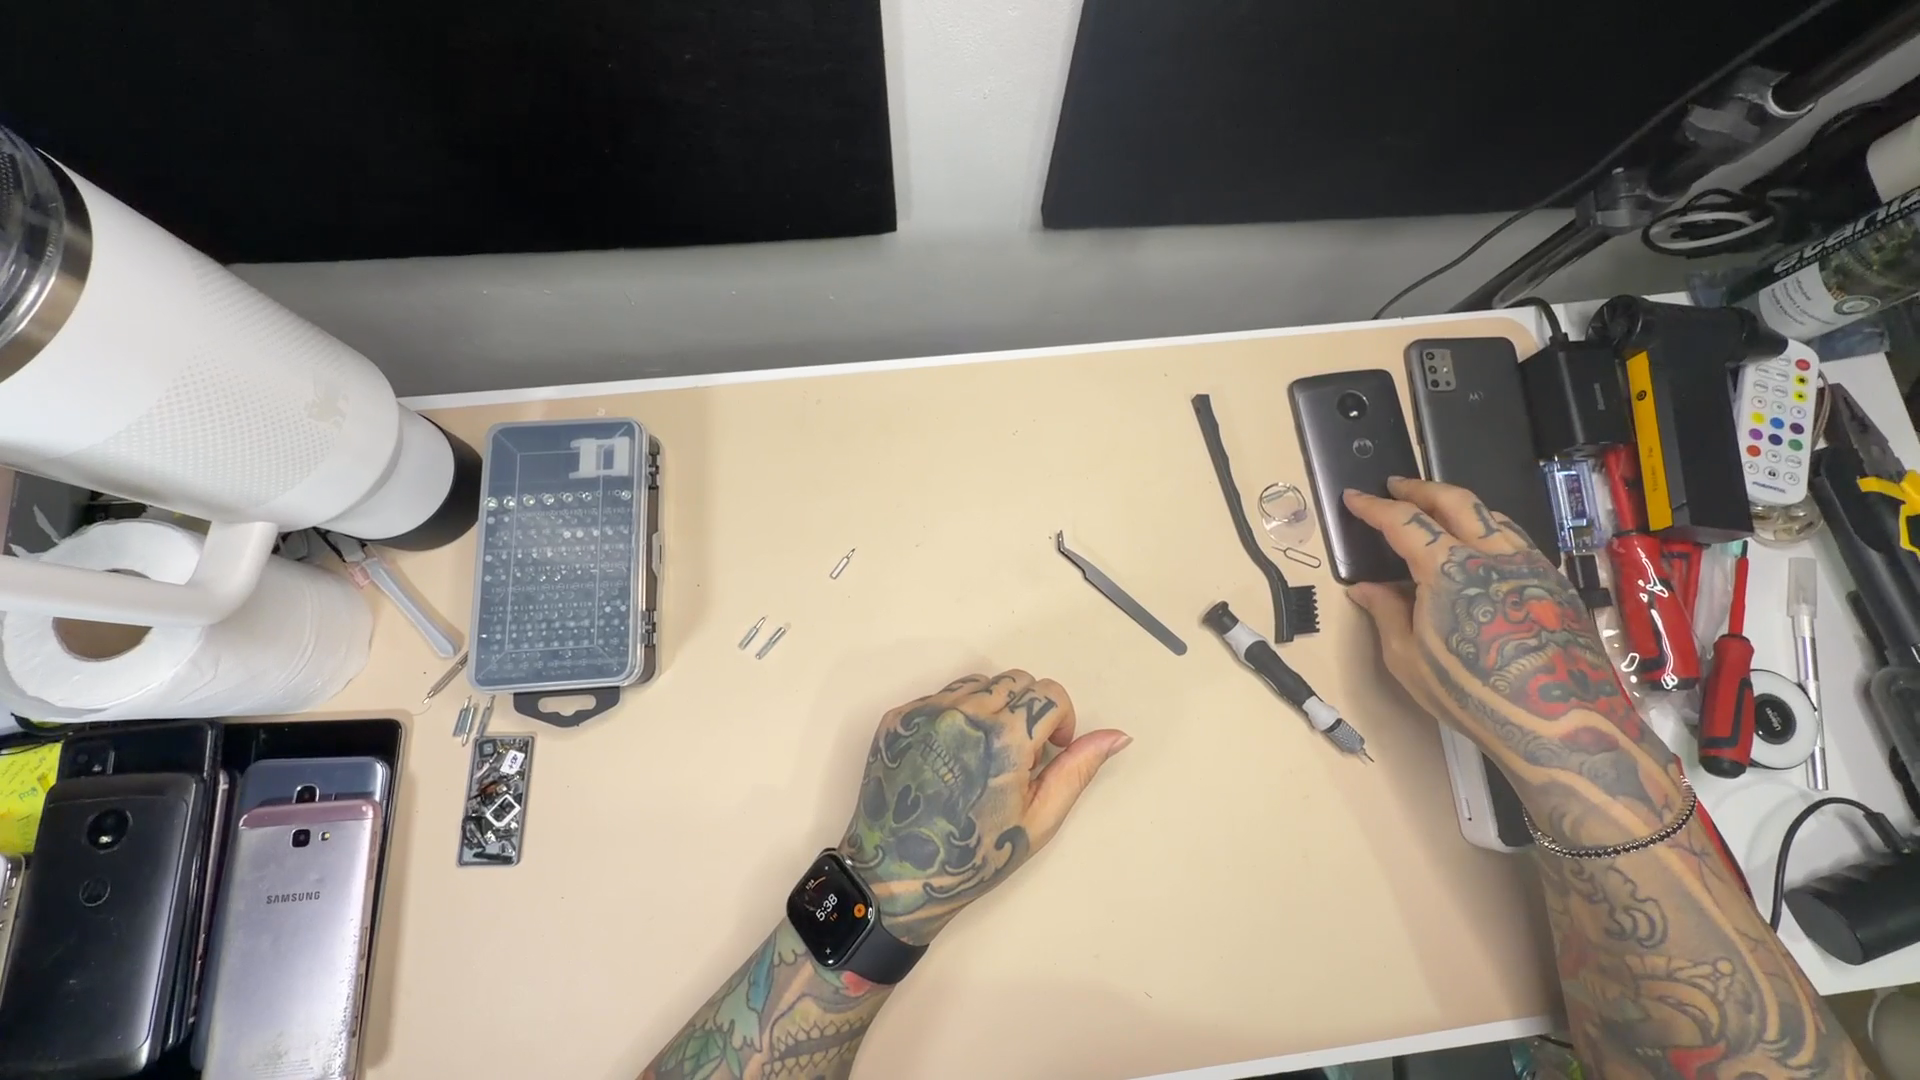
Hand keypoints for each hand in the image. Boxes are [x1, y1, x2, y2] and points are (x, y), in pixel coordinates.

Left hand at [838, 670, 1130, 945]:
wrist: (895, 873)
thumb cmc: (976, 855)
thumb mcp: (1039, 818)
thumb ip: (1077, 768)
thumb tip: (1118, 735)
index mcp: (1004, 737)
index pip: (1050, 693)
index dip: (1061, 719)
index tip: (1051, 749)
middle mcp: (964, 712)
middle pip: (1017, 680)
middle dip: (1030, 710)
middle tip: (1020, 755)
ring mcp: (927, 711)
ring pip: (980, 682)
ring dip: (994, 706)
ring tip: (985, 754)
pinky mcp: (900, 716)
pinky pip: (943, 695)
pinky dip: (959, 714)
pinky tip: (955, 755)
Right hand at [1342, 477, 1683, 845]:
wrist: (1562, 726)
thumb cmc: (1472, 694)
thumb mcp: (1408, 659)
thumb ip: (1386, 614)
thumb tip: (1366, 589)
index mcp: (1449, 570)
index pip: (1405, 521)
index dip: (1374, 507)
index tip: (1353, 498)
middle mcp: (1494, 555)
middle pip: (1456, 500)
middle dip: (1420, 488)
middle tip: (1395, 486)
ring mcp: (1530, 566)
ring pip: (1492, 515)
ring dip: (1457, 505)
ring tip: (1435, 510)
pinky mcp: (1553, 584)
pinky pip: (1514, 539)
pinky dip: (1485, 529)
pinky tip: (1476, 548)